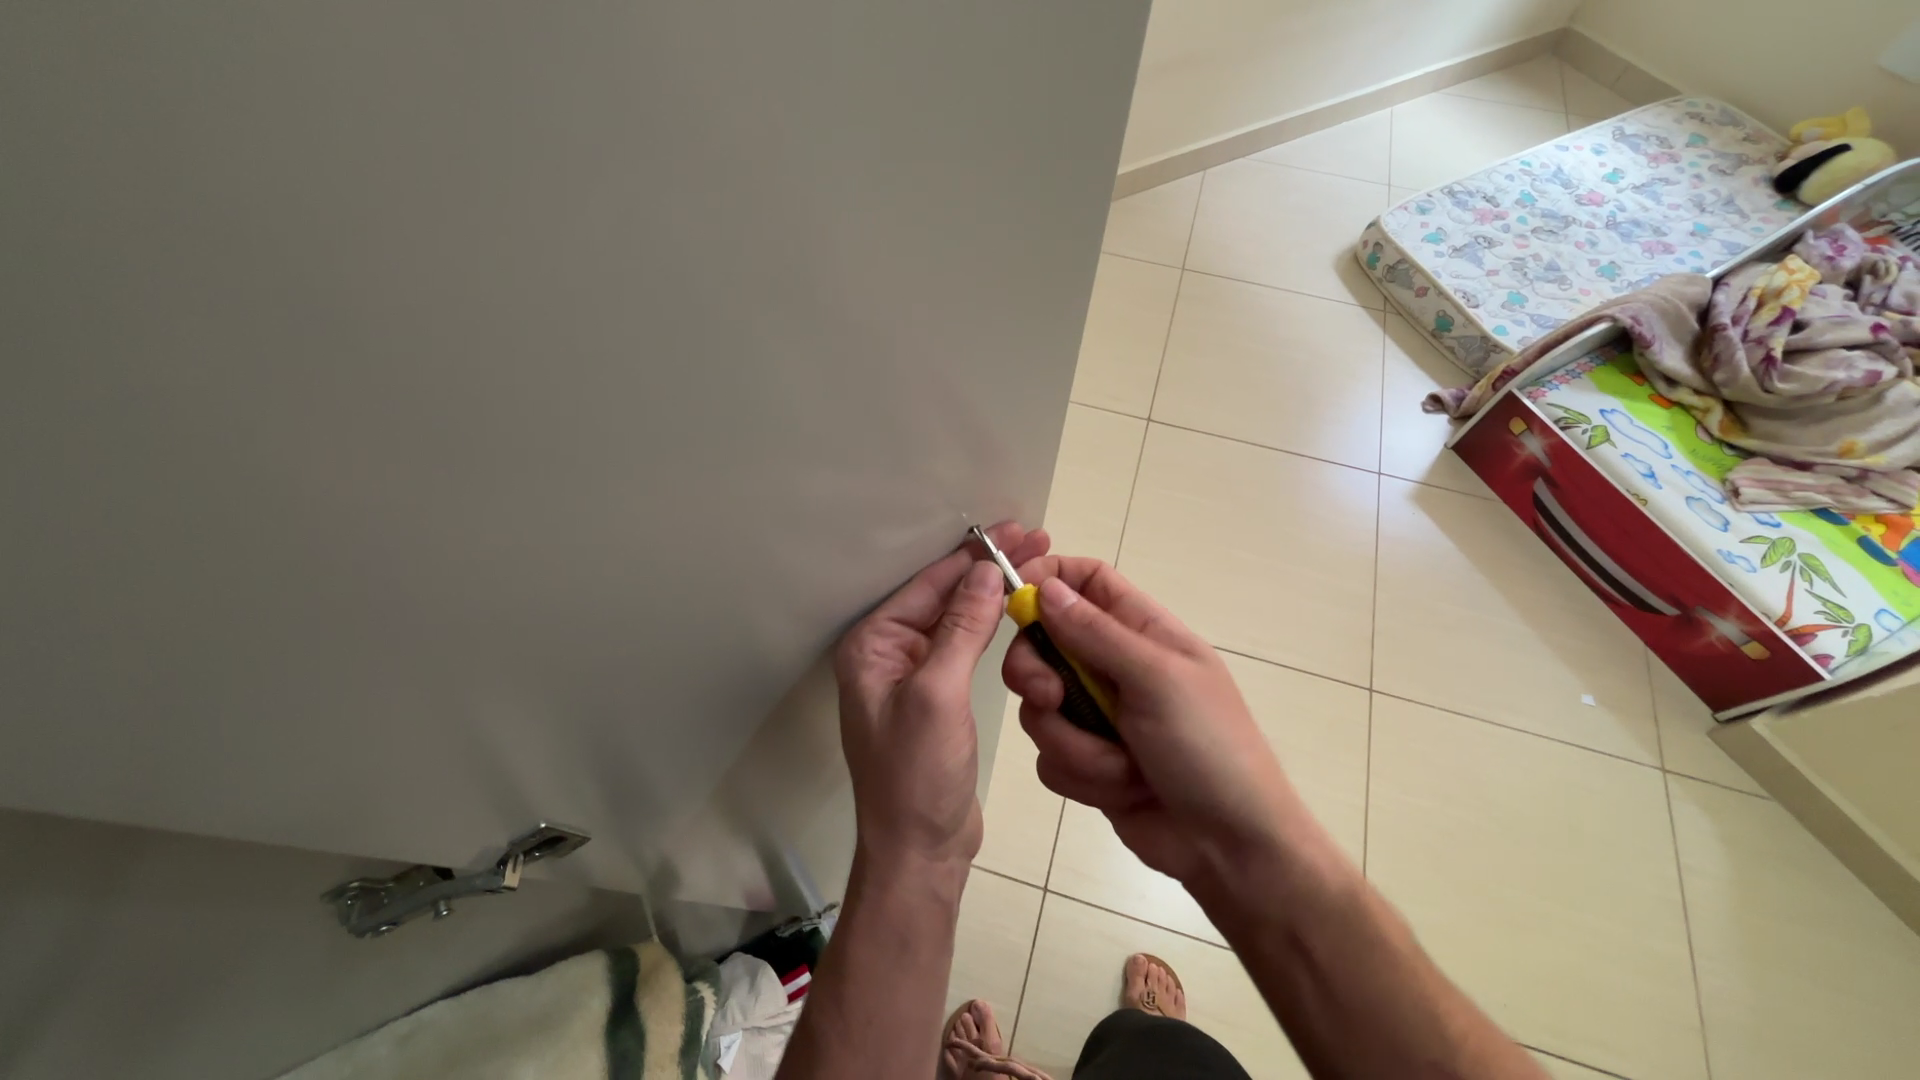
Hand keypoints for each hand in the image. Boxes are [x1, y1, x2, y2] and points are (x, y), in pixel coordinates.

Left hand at [834, 522, 1050, 869]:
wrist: (920, 851)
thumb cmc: (917, 774)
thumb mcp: (937, 694)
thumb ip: (962, 629)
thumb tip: (987, 571)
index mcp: (873, 646)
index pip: (928, 584)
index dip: (974, 555)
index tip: (1018, 530)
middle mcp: (888, 654)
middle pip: (942, 596)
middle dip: (988, 567)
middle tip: (1038, 539)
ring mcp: (913, 676)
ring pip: (956, 621)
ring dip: (993, 593)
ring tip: (1036, 565)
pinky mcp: (937, 698)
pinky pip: (964, 649)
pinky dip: (990, 627)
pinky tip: (1017, 611)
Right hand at [1001, 557, 1299, 887]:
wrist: (1229, 847)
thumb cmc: (1208, 748)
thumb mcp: (1157, 679)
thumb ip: (1095, 633)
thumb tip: (1045, 587)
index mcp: (1140, 631)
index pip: (1084, 581)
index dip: (1047, 580)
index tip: (1010, 599)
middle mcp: (1113, 666)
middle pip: (1043, 644)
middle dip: (1037, 673)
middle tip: (1051, 697)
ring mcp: (1098, 715)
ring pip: (1039, 709)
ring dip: (1075, 743)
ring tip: (1124, 766)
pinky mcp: (1087, 761)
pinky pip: (1050, 756)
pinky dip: (1082, 775)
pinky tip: (1123, 790)